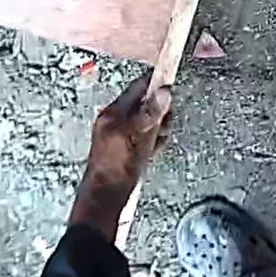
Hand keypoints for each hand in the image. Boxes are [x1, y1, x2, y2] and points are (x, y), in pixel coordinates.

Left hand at [69, 70, 172, 237]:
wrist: (105, 200)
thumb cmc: (114, 168)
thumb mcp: (135, 136)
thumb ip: (149, 113)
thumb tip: (164, 92)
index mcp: (112, 114)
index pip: (136, 89)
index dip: (154, 82)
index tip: (171, 76)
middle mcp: (115, 122)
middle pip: (144, 104)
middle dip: (159, 108)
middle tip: (168, 117)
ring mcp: (122, 137)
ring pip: (147, 121)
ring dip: (158, 124)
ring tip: (161, 136)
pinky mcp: (128, 150)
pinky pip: (146, 136)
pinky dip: (155, 138)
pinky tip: (157, 147)